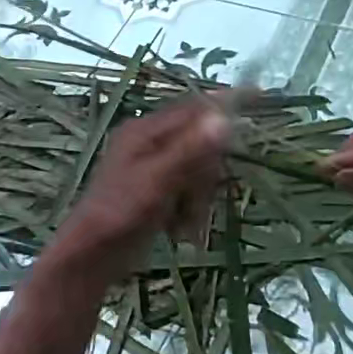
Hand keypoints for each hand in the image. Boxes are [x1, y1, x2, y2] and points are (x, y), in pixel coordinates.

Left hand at [44, 100, 230, 279]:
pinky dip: (189, 208)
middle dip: (206, 173)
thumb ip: (191, 148)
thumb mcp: (158, 178)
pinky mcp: (156, 191)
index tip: (260, 97)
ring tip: (183, 221)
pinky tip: (177, 229)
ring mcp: (152, 167)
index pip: (194, 107)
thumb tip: (223, 117)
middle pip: (200, 142)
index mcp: (144, 130)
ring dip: (198, 197)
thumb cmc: (120, 212)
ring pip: (197, 170)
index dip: (225, 104)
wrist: (92, 255)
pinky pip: (188, 190)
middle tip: (196, 199)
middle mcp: (148, 142)